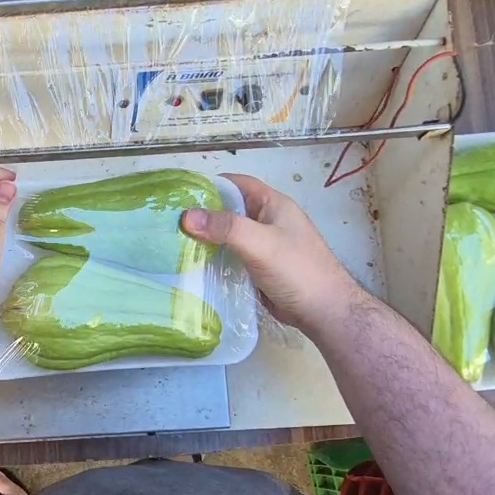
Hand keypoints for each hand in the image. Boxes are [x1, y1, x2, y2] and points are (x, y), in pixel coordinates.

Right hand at [181, 174, 358, 336]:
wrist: (323, 311)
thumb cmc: (297, 270)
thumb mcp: (259, 243)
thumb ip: (225, 227)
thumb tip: (186, 216)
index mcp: (274, 205)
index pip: (237, 183)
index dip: (210, 184)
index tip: (181, 193)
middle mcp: (268, 221)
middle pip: (230, 210)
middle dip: (203, 213)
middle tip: (171, 221)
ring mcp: (264, 246)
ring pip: (229, 235)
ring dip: (207, 238)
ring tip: (175, 242)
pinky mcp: (259, 268)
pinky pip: (232, 256)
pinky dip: (215, 258)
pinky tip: (195, 265)